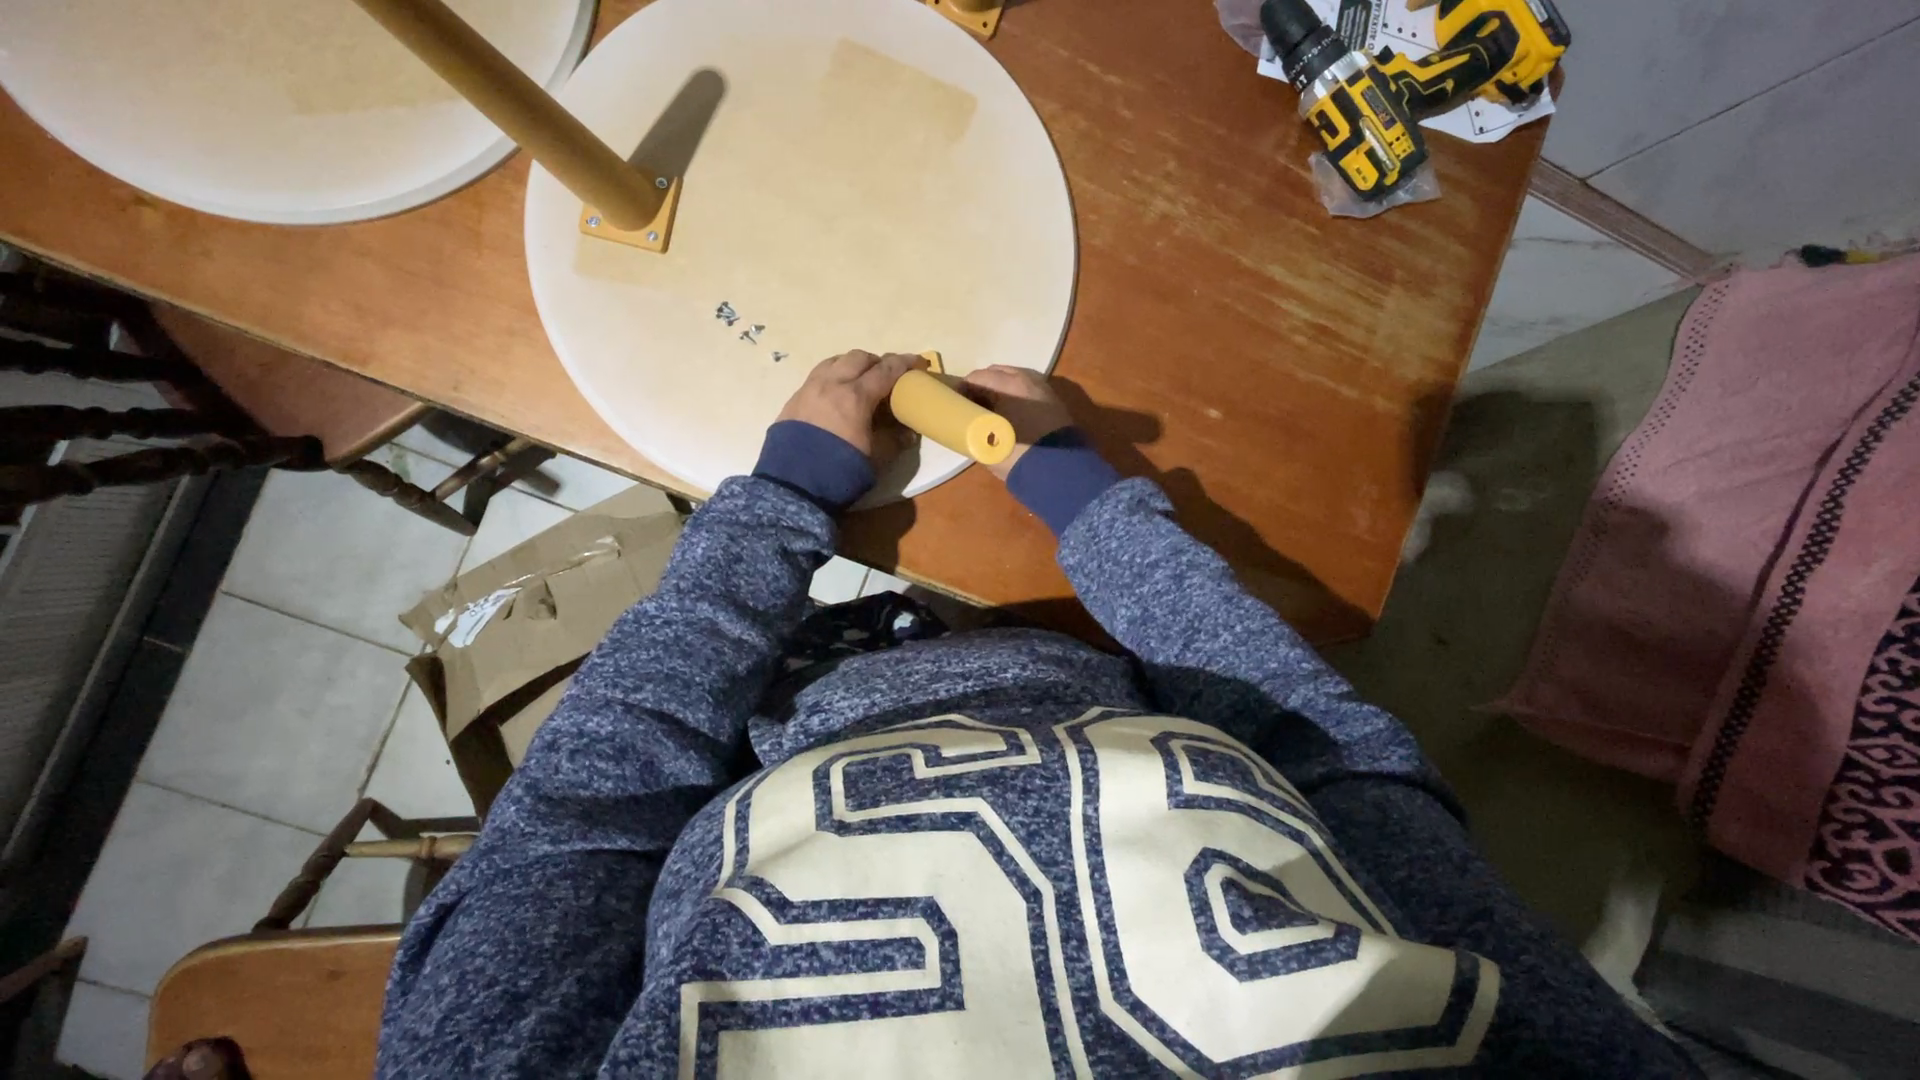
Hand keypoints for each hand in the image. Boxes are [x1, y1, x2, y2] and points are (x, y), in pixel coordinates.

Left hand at [777, 350, 926, 466]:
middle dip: (877, 362)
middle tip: (887, 375)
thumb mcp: (876, 458)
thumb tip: (908, 432)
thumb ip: (895, 440)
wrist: (793, 485)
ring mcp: (809, 389)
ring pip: (834, 361)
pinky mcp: (794, 400)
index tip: (918, 362)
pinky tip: (835, 395)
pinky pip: (817, 376)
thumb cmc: (840, 471)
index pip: (886, 370)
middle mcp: (831, 384)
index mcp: (856, 396)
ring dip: (851, 365)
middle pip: (858, 358)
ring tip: (859, 379)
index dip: (905, 363)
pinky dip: (832, 376)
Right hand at [962, 365, 1074, 478]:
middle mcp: (1027, 379)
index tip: (955, 402)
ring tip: (992, 410)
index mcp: (1009, 385)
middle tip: (972, 404)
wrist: (1058, 471)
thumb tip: (968, 419)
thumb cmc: (1016, 455)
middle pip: (997, 373)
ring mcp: (1043, 388)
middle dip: (983, 385)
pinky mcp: (1054, 400)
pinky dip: (1016, 396)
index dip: (963, 389)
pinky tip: (1010, 414)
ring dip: (1000, 389)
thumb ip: (973, 424)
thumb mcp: (984, 443)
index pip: (977, 377)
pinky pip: (1028, 390)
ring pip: (1014, 379)